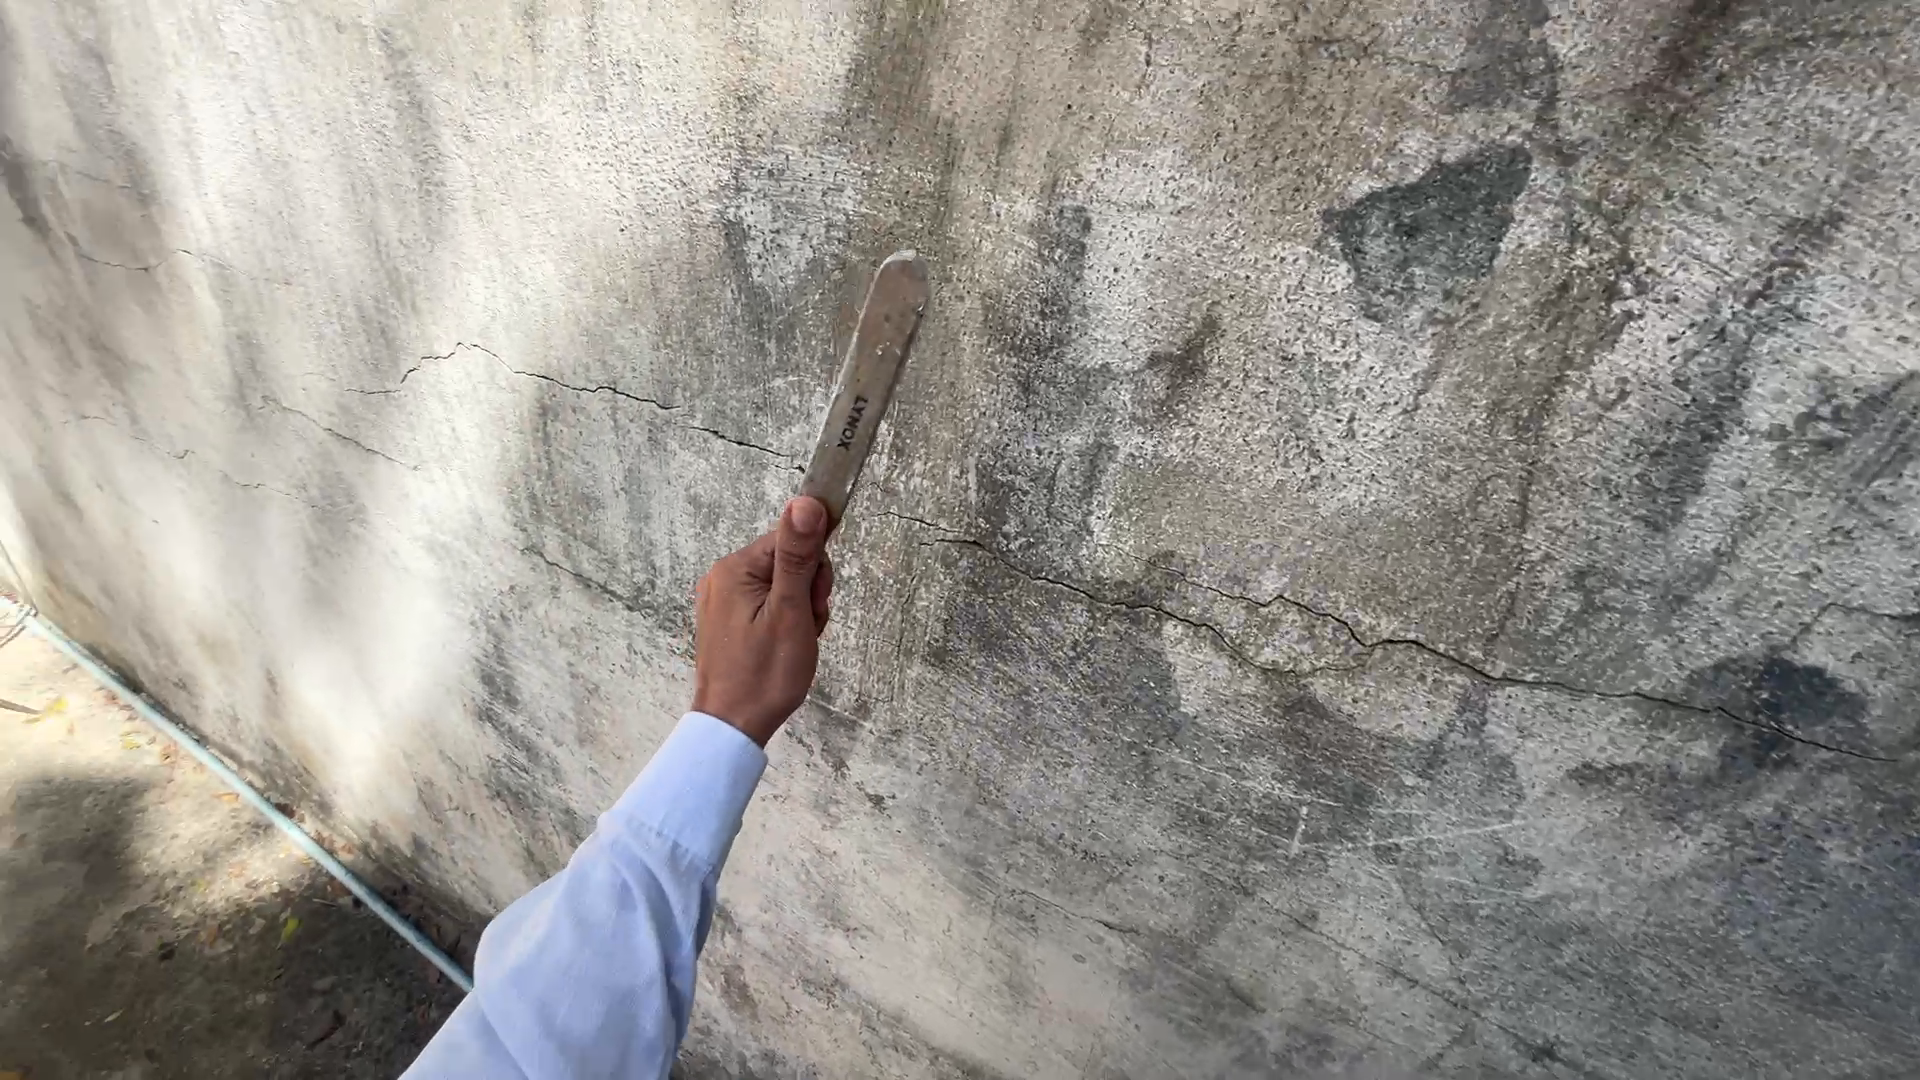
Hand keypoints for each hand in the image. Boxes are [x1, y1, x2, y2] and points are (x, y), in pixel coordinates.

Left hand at [690, 497, 834, 745]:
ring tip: (797, 641)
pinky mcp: (726, 620)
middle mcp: (723, 576)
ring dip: (800, 609)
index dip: (815, 570)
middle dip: (808, 591)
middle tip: (808, 627)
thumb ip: (798, 555)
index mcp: (735, 568)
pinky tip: (785, 644)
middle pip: (788, 561)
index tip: (816, 604)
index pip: (792, 540)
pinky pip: (767, 603)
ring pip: (781, 585)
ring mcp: (722, 599)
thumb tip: (806, 501)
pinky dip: (784, 620)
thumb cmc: (765, 672)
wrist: (734, 727)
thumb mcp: (790, 611)